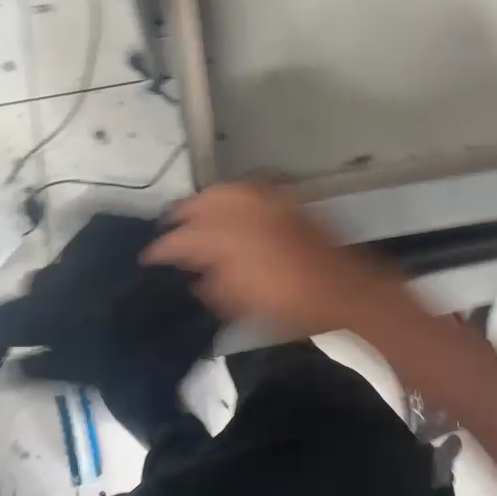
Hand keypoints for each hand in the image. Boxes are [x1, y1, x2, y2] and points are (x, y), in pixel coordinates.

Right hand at [142, 182, 405, 334]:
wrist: (346, 290)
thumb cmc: (294, 308)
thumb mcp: (245, 307)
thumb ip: (214, 289)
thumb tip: (196, 277)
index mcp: (229, 244)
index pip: (184, 239)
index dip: (163, 247)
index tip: (150, 256)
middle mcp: (244, 214)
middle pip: (202, 205)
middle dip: (182, 214)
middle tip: (168, 226)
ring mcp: (267, 202)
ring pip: (225, 191)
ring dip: (204, 199)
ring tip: (193, 209)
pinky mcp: (286, 199)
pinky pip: (251, 187)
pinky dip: (234, 192)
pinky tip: (230, 199)